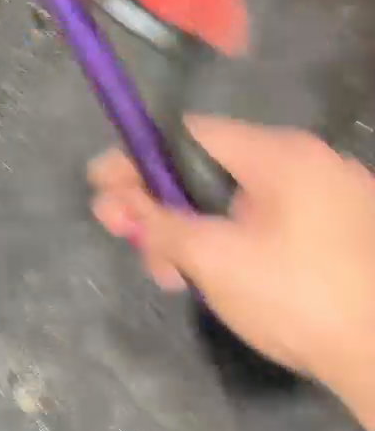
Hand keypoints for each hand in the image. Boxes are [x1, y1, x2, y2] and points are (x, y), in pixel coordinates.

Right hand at [89, 117, 374, 404]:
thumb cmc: (297, 295)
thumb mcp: (207, 254)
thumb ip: (153, 219)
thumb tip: (119, 200)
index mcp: (283, 160)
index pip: (186, 135)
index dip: (134, 159)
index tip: (101, 192)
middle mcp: (307, 169)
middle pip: (199, 169)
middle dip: (151, 203)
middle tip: (123, 235)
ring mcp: (323, 202)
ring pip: (221, 201)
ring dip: (178, 230)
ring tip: (166, 271)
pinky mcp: (328, 235)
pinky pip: (252, 222)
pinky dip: (214, 241)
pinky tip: (198, 275)